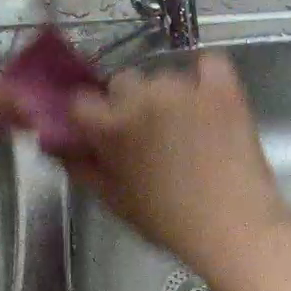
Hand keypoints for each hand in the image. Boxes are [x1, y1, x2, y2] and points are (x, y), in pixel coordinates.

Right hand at [65, 53, 290, 277]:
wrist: (232, 226)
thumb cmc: (167, 220)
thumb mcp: (113, 200)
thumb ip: (80, 167)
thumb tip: (58, 146)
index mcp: (111, 127)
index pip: (80, 102)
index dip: (86, 117)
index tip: (96, 133)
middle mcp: (144, 97)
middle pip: (121, 83)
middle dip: (125, 104)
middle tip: (141, 136)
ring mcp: (185, 89)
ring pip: (162, 77)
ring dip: (163, 96)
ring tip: (179, 129)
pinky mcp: (223, 87)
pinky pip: (207, 64)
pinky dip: (204, 77)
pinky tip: (205, 100)